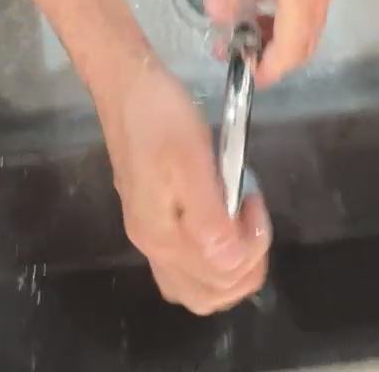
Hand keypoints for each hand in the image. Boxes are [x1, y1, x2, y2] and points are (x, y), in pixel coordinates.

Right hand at [95, 58, 271, 313]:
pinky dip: (210, 256)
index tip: (252, 200)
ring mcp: (148, 231)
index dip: (251, 245)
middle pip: (207, 294)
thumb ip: (208, 215)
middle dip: (245, 264)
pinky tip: (220, 219)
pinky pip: (185, 262)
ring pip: (195, 284)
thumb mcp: (190, 156)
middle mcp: (151, 244)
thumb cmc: (160, 114)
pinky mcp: (150, 214)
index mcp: (161, 234)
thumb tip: (230, 262)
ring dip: (228, 267)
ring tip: (240, 220)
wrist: (125, 84)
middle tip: (251, 214)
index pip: (219, 276)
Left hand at [206, 0, 352, 86]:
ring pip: (305, 20)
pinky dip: (281, 6)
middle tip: (232, 50)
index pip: (293, 46)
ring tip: (235, 22)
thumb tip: (215, 16)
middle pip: (303, 40)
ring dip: (274, 30)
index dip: (270, 69)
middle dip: (270, 55)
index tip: (242, 73)